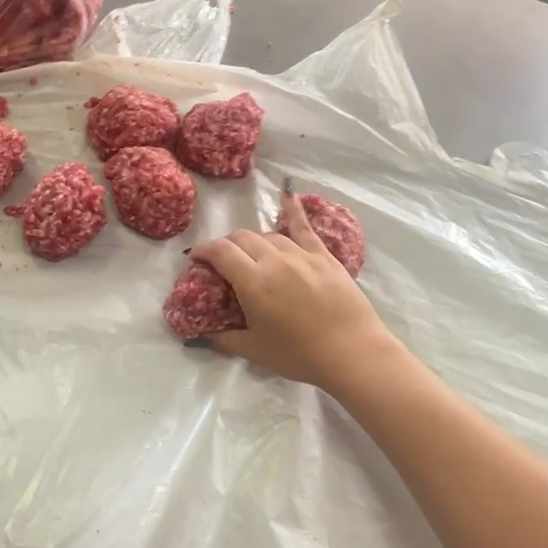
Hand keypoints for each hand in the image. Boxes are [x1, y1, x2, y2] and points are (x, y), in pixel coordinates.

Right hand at [190, 188, 403, 393]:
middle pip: (242, 238)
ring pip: (269, 235)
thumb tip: (204, 335)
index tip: (195, 257)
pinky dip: (294, 209)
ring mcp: (301, 254)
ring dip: (254, 241)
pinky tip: (289, 192)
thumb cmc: (300, 355)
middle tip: (223, 261)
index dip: (203, 250)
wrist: (352, 352)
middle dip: (226, 245)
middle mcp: (274, 260)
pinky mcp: (323, 256)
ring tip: (251, 254)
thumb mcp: (255, 351)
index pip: (220, 252)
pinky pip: (304, 227)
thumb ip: (225, 339)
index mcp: (253, 282)